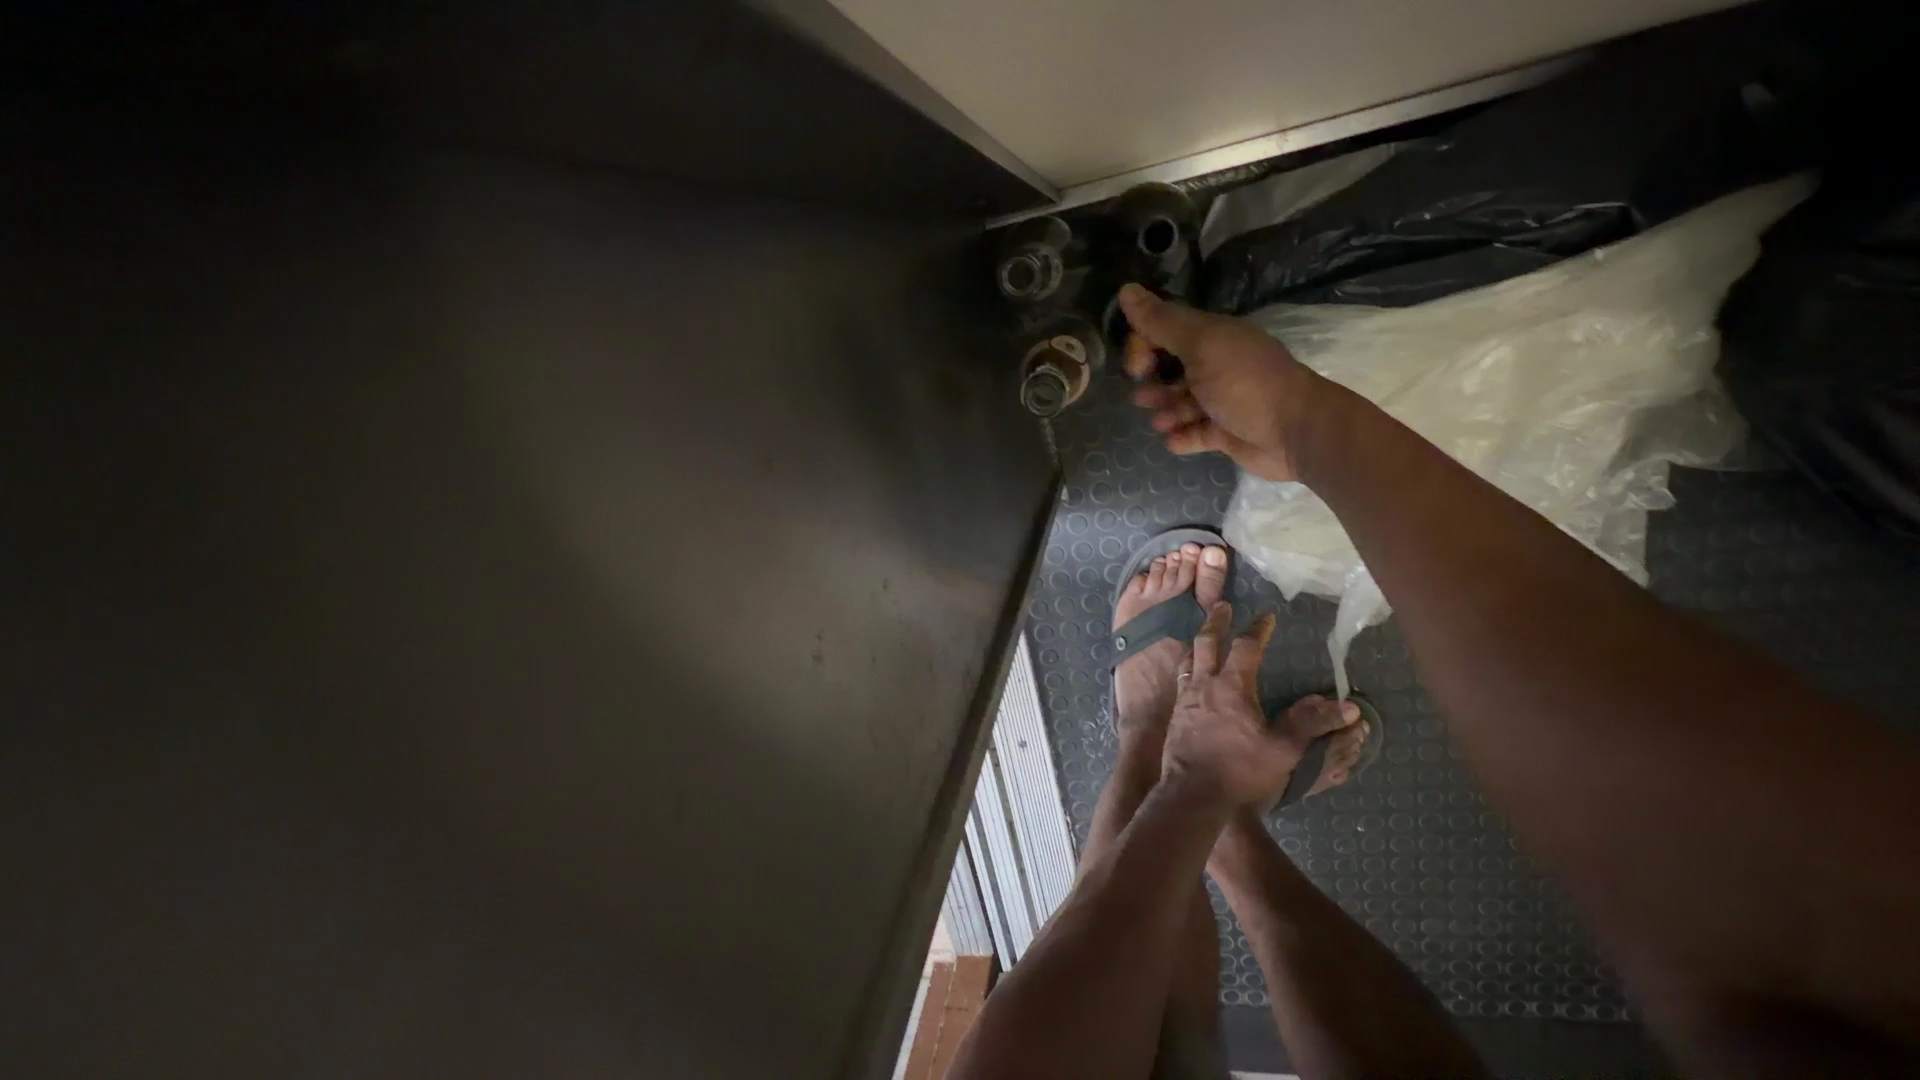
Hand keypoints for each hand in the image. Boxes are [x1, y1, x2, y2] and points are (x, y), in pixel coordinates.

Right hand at [1120, 284, 1323, 481]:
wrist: (1295, 430)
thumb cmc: (1245, 382)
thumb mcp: (1201, 344)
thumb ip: (1162, 321)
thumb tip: (1125, 289)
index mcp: (1213, 337)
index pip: (1166, 331)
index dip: (1144, 345)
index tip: (1137, 366)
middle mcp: (1217, 365)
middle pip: (1172, 368)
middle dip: (1152, 381)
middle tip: (1144, 397)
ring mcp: (1222, 401)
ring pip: (1181, 403)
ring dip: (1165, 410)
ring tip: (1161, 421)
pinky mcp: (1226, 433)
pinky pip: (1195, 433)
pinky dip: (1181, 436)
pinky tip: (1173, 440)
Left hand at [1162, 601, 1352, 807]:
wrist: (1191, 793)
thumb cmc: (1238, 769)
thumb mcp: (1283, 749)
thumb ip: (1311, 724)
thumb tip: (1347, 706)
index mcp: (1232, 686)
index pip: (1247, 646)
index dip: (1258, 629)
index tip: (1267, 616)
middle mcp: (1205, 684)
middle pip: (1208, 642)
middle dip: (1217, 621)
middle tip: (1222, 605)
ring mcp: (1185, 699)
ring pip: (1189, 659)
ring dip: (1198, 643)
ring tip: (1203, 636)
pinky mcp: (1175, 715)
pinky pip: (1181, 680)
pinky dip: (1188, 667)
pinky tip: (1191, 676)